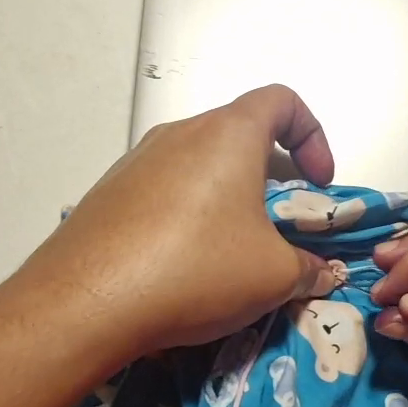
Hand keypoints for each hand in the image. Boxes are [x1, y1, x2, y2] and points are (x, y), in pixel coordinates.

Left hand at [1, 85, 342, 371]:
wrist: (86, 305)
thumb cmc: (197, 269)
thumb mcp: (274, 276)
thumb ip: (309, 268)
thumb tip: (321, 273)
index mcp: (229, 135)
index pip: (283, 101)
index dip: (313, 136)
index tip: (318, 182)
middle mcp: (181, 134)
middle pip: (241, 135)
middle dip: (273, 177)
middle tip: (281, 226)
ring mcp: (137, 161)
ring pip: (201, 164)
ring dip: (230, 198)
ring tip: (234, 251)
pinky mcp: (109, 194)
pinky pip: (166, 190)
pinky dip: (191, 215)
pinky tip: (186, 266)